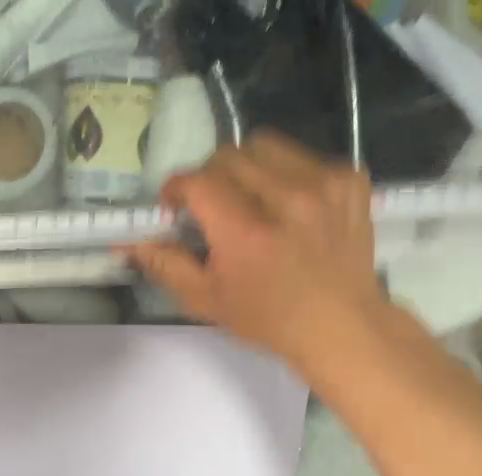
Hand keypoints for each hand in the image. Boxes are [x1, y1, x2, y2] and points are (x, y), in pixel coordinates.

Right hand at [126, 132, 391, 373]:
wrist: (338, 322)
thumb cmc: (265, 317)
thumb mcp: (205, 299)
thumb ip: (166, 265)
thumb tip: (132, 244)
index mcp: (246, 233)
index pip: (199, 181)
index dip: (177, 187)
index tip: (173, 204)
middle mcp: (287, 198)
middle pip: (230, 155)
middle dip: (209, 176)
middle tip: (208, 204)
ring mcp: (324, 184)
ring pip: (266, 146)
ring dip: (246, 168)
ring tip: (247, 199)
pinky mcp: (349, 178)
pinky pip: (302, 157)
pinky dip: (285, 175)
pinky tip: (286, 207)